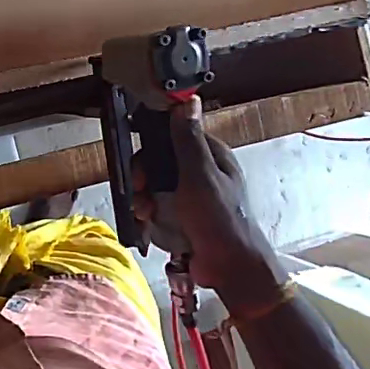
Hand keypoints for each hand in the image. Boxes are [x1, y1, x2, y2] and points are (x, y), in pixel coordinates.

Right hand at [134, 96, 286, 314]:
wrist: (230, 270)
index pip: (173, 136)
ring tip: (144, 214)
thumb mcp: (200, 175)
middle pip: (159, 162)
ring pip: (154, 187)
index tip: (141, 163)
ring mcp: (191, 196)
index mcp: (210, 155)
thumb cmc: (219, 219)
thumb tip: (187, 98)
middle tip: (139, 191)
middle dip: (144, 177)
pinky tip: (146, 225)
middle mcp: (200, 172)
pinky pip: (157, 209)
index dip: (152, 145)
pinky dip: (148, 216)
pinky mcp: (182, 218)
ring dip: (143, 198)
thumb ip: (189, 139)